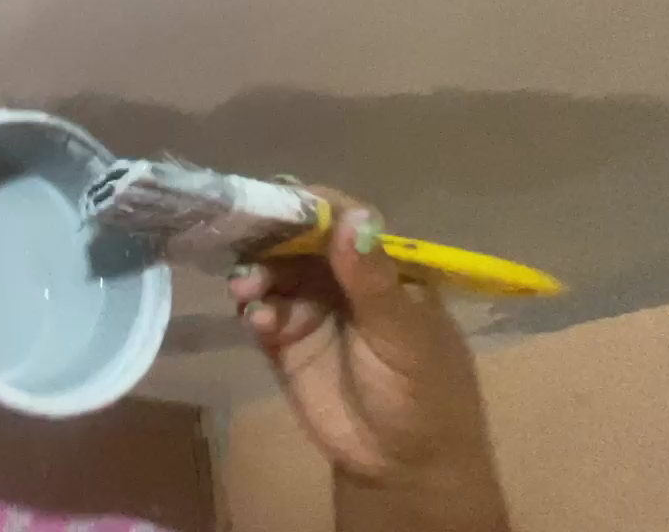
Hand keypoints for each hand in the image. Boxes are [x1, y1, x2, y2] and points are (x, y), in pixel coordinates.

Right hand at [228, 191, 504, 511]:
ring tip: (246, 291)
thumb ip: (372, 279)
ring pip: (268, 269)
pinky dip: (252, 308)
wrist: (403, 470)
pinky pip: (257, 308)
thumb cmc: (424, 395)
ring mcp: (307, 304)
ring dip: (253, 273)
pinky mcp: (280, 334)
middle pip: (293, 238)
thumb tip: (352, 217)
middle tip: (243, 243)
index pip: (341, 219)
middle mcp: (338, 277)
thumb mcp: (404, 335)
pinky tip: (257, 322)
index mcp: (378, 267)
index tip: (277, 198)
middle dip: (266, 238)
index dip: (310, 206)